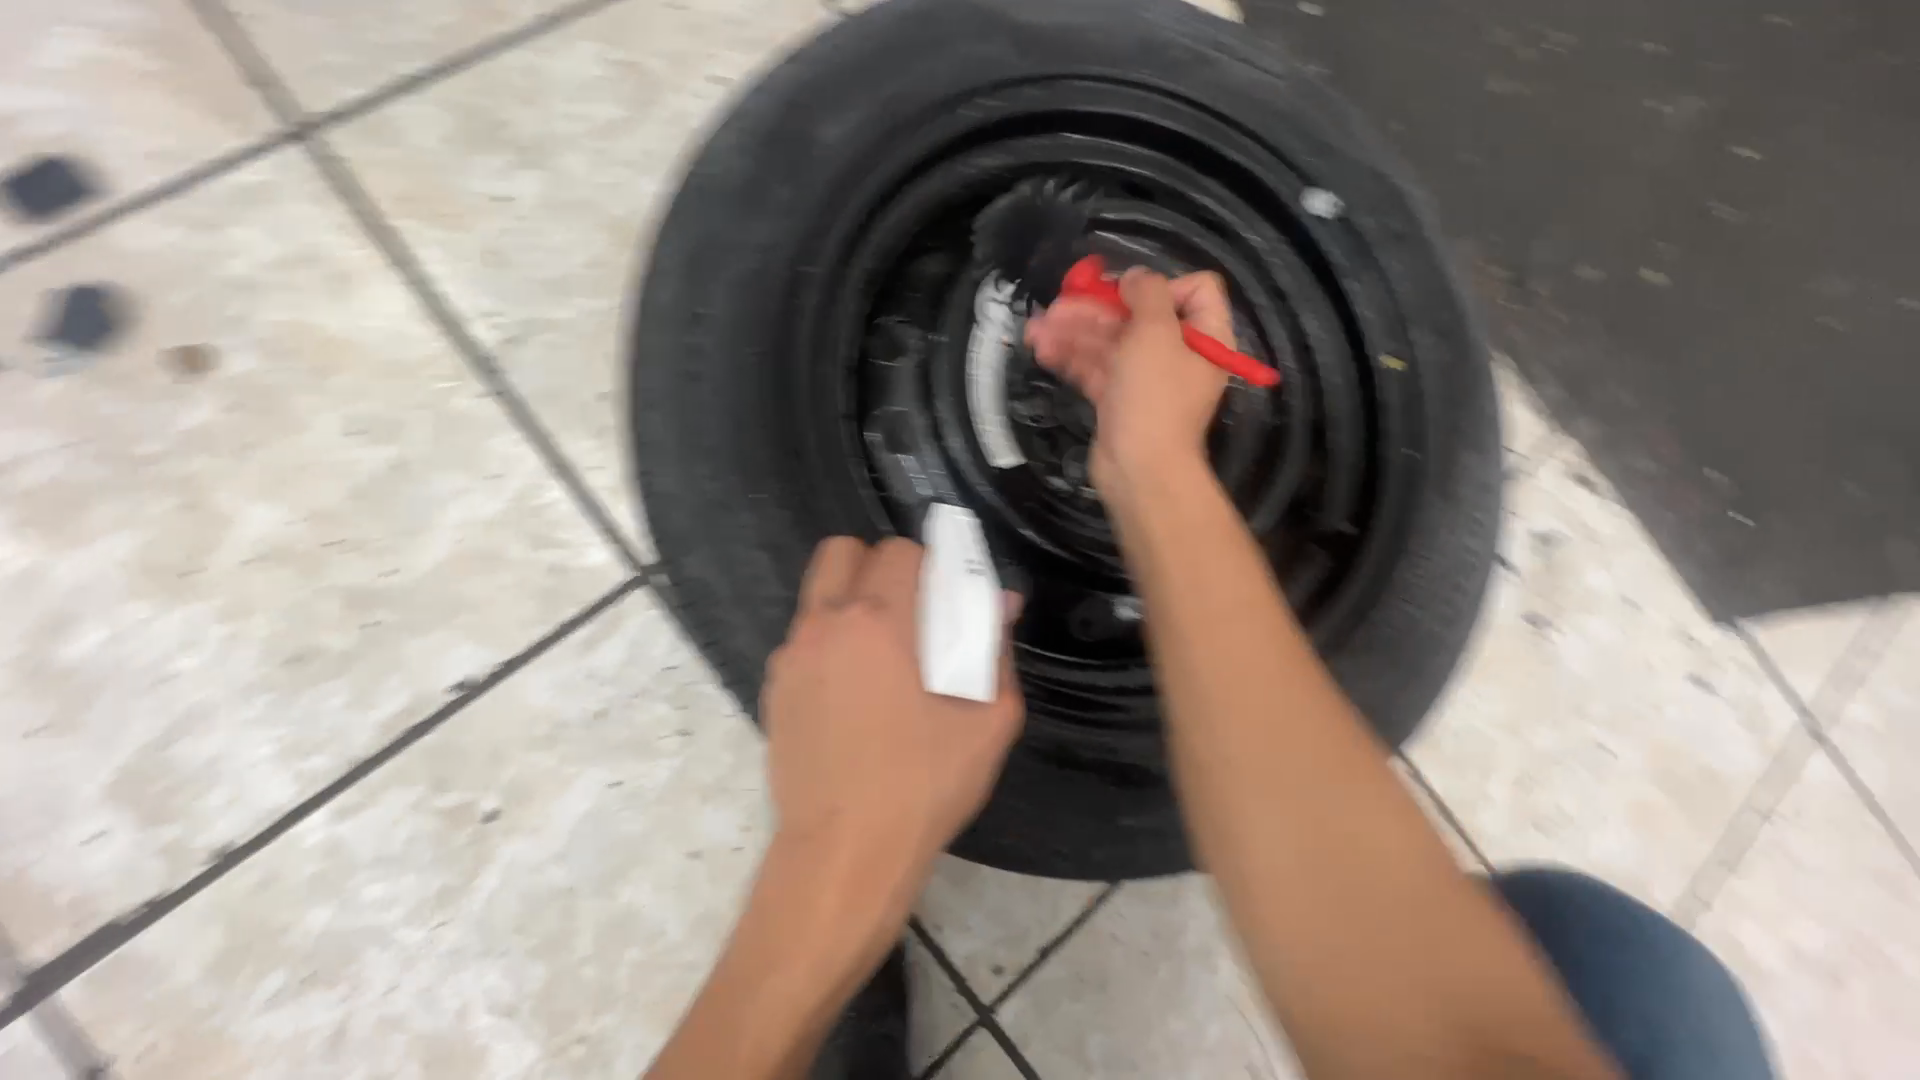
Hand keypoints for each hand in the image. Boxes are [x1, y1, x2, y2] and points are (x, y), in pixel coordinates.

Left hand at [761, 537, 1024, 908]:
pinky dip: (829, 645)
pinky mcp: (773, 691)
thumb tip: (1002, 604)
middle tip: (909, 609)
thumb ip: (996, 651)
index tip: (946, 597)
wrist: (845, 853)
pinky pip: (803, 641)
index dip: (930, 564)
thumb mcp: (989, 720)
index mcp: (878, 621)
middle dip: (877, 565)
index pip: (899, 551)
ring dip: (850, 604)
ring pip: (816, 596)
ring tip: (881, 657)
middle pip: (840, 552)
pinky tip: (853, 696)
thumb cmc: (924, 784)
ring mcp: (790, 658)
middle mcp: (823, 625)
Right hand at [1024, 268, 1232, 494]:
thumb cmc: (1155, 397)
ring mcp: (1146, 381)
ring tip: (1036, 328)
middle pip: (1138, 316)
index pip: (1195, 290)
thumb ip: (1148, 293)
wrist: (1140, 470)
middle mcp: (1178, 355)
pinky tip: (1042, 348)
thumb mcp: (1156, 333)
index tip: (1128, 296)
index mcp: (1205, 337)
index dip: (1160, 286)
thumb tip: (1136, 277)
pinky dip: (1071, 358)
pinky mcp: (1119, 401)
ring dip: (1073, 332)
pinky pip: (1095, 369)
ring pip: (1110, 343)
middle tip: (1058, 305)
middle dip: (1095, 310)